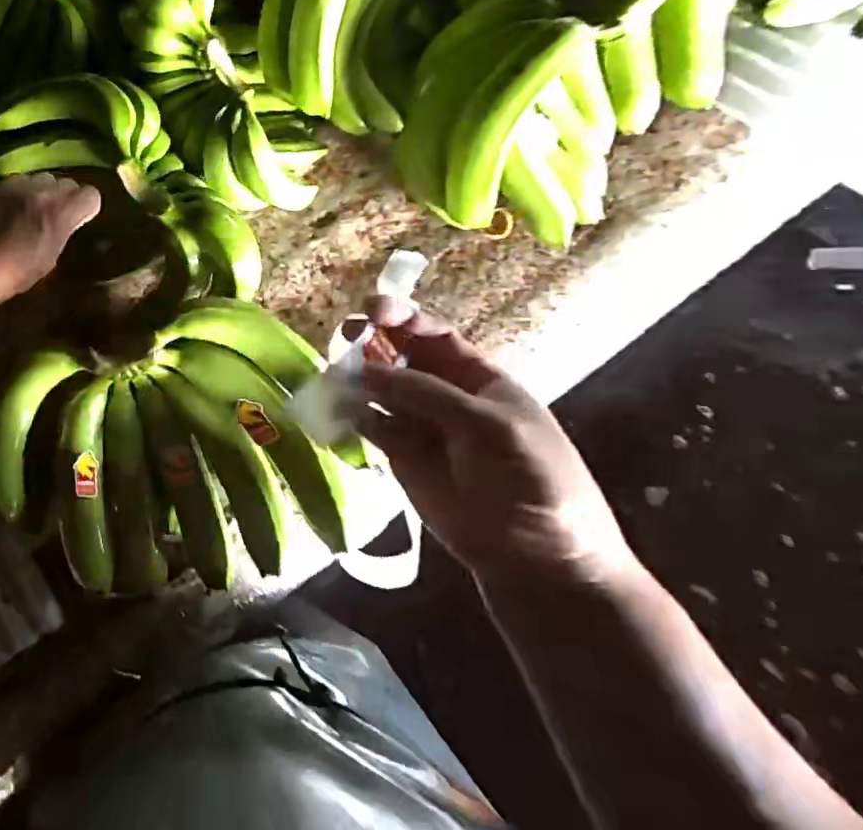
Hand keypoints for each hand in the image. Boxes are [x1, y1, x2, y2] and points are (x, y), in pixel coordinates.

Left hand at [0, 173, 100, 307]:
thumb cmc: (13, 275)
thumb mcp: (49, 259)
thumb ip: (62, 232)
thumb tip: (64, 223)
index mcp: (61, 211)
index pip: (90, 195)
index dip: (85, 208)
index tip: (77, 220)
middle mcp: (40, 190)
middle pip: (64, 183)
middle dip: (62, 198)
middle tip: (51, 218)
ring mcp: (13, 185)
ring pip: (37, 178)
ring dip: (37, 192)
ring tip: (26, 213)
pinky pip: (12, 184)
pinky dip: (14, 195)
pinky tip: (4, 213)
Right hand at [353, 296, 640, 590]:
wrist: (533, 552)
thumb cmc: (532, 480)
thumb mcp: (490, 427)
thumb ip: (427, 394)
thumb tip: (363, 370)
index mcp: (477, 378)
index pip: (433, 335)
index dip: (403, 318)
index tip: (371, 310)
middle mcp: (441, 392)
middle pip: (396, 354)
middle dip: (369, 340)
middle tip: (344, 336)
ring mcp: (415, 421)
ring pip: (373, 386)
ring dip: (350, 376)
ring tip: (330, 377)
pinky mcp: (395, 450)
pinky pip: (363, 421)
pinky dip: (343, 413)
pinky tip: (329, 410)